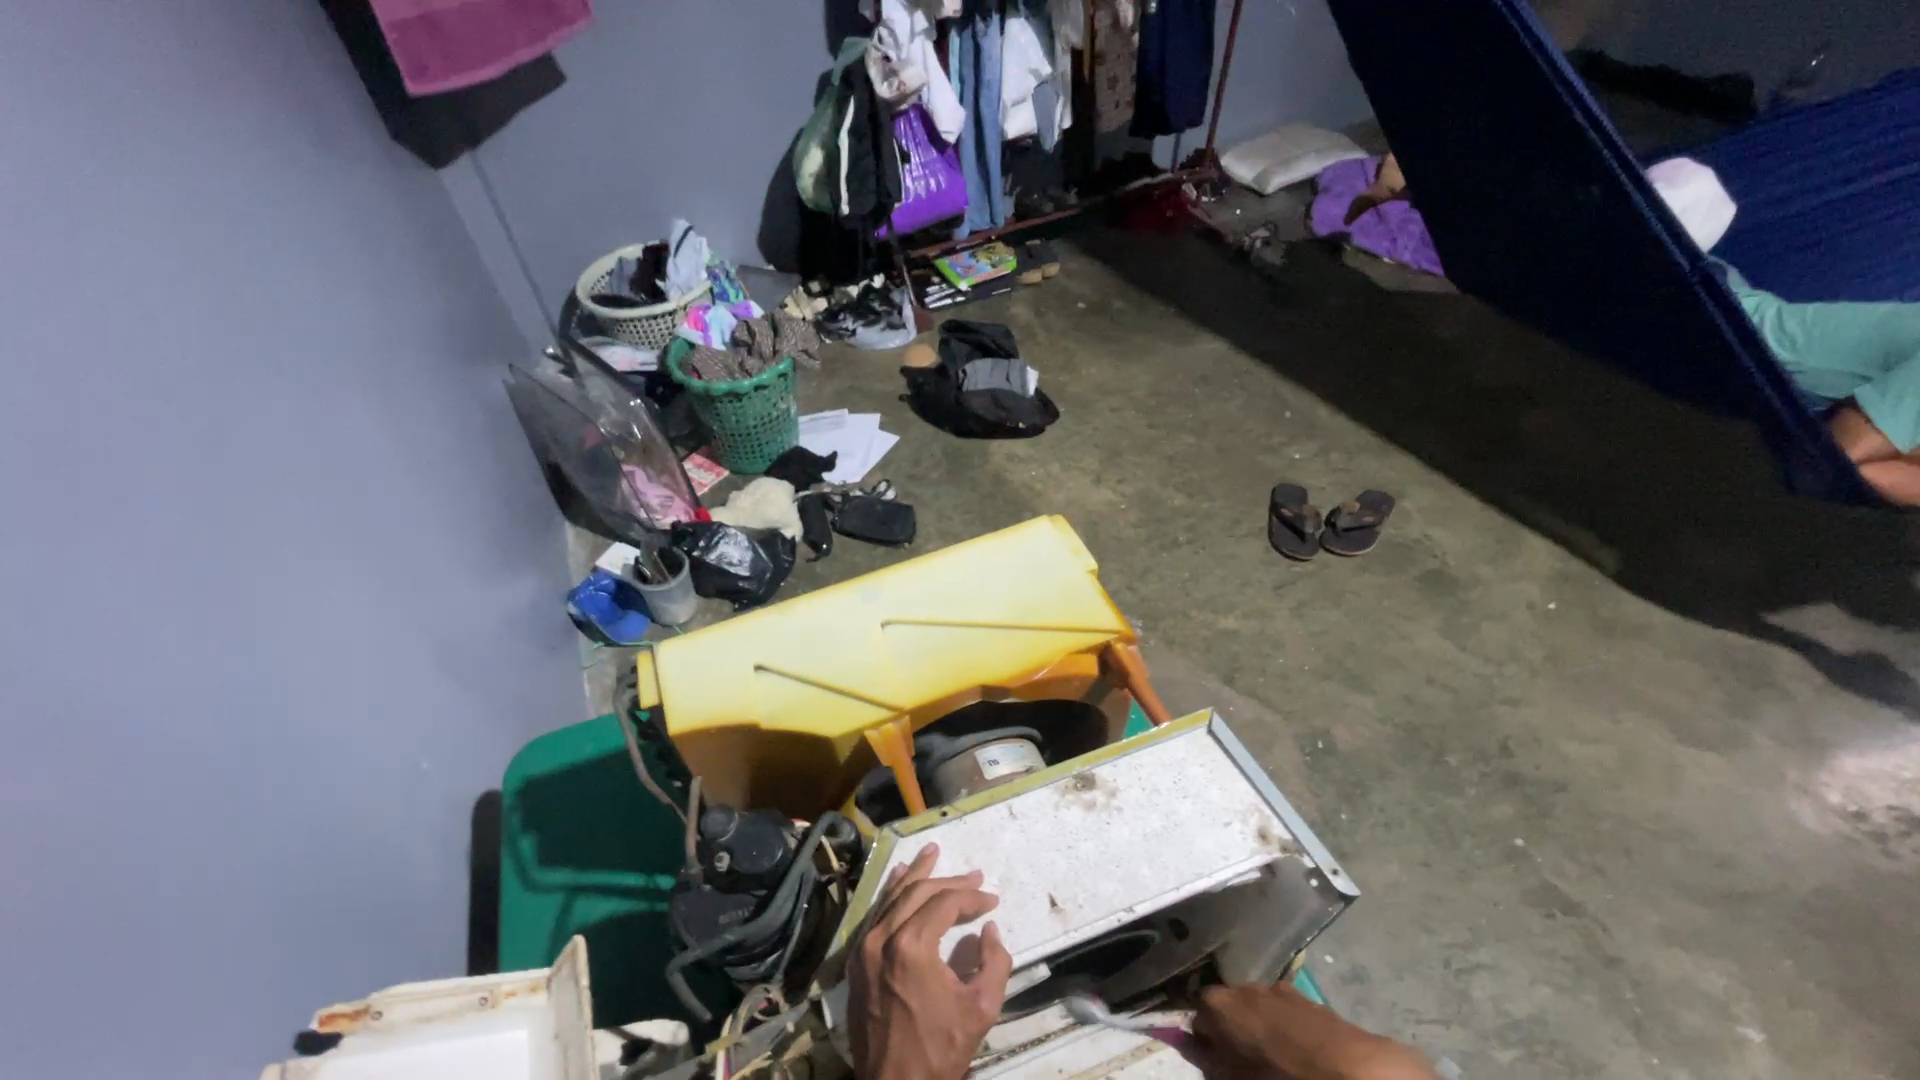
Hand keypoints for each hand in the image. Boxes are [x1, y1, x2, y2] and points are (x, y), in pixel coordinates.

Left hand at [847, 843, 1012, 1079]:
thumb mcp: (981, 1008)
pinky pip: (875, 914)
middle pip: (918, 892)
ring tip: (932, 853)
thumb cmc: (940, 1049)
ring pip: (892, 897)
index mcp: (911, 947)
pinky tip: (900, 877)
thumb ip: (995, 962)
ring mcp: (864, 948)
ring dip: (916, 875)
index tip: (992, 901)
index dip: (971, 897)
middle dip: (949, 881)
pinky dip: (891, 893)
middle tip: (974, 876)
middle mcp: (882, 938)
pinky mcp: (856, 960)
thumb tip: (989, 930)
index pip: (945, 903)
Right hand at [1190, 982, 1436, 1079]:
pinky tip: (1304, 1057)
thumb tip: (1193, 1047)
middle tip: (1244, 1061)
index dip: (1205, 1039)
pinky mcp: (1313, 1001)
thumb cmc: (1280, 1078)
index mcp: (1219, 1004)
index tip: (1214, 1059)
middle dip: (1235, 1030)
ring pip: (1262, 1008)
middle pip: (1231, 1006)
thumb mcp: (1234, 1078)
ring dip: (1264, 1029)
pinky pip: (1290, 1015)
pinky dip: (1291, 1031)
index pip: (1198, 1016)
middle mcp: (1246, 988)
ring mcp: (1282, 991)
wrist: (1354, 1073)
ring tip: (1278, 1060)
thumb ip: (1210, 1062)